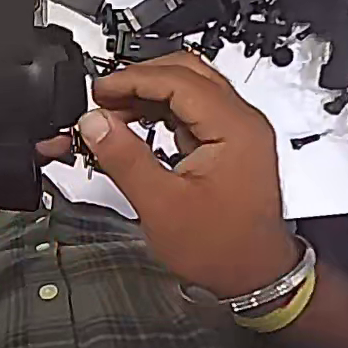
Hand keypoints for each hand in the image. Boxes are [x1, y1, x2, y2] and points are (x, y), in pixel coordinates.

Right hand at [78, 51, 299, 296]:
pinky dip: (157, 111)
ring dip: (147, 94)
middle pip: (187, 72)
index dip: (133, 80)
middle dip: (139, 79)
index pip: (178, 79)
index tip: (100, 91)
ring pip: (187, 88)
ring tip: (112, 113)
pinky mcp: (226, 143)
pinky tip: (133, 126)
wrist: (253, 275)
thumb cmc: (222, 248)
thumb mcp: (161, 205)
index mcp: (234, 129)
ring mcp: (235, 131)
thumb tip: (95, 122)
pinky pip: (189, 111)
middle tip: (103, 97)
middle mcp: (241, 122)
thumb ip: (124, 158)